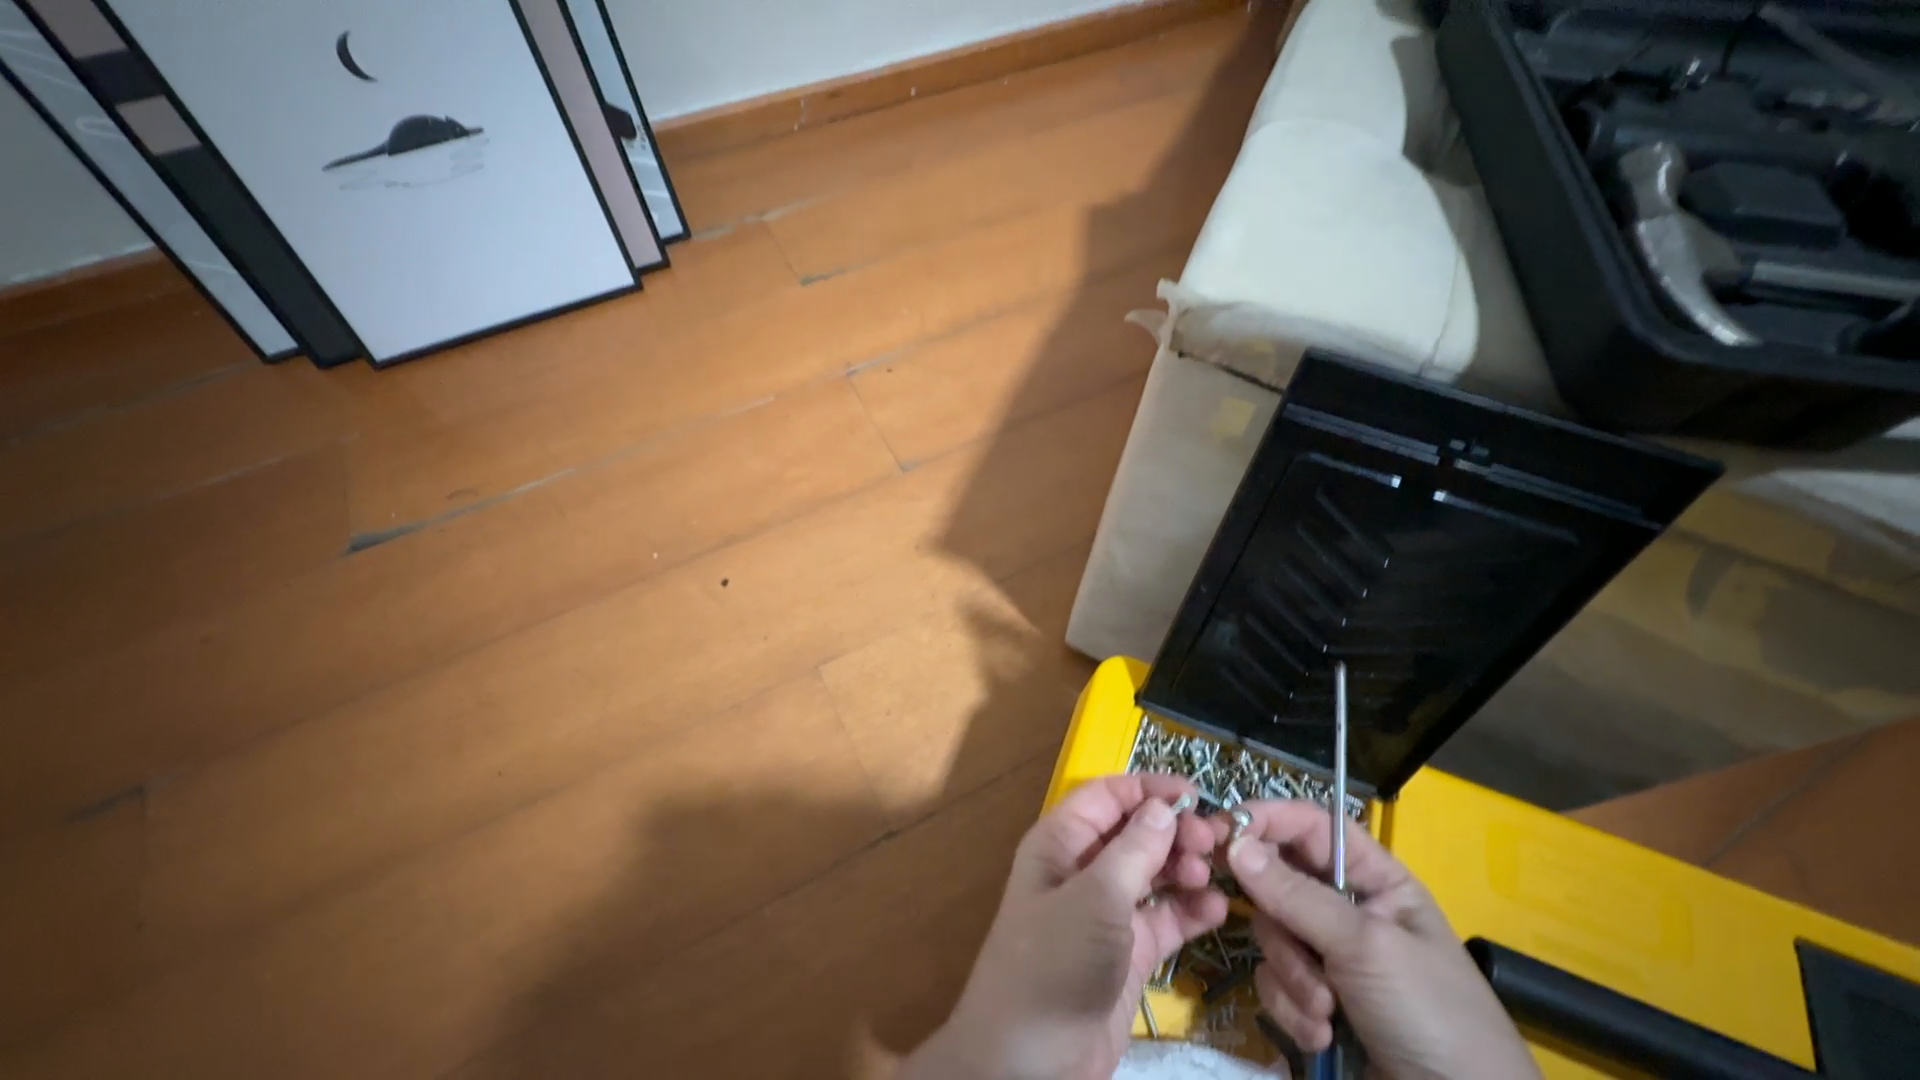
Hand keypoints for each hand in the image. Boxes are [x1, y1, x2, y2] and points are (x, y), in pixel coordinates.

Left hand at [902, 774, 1228, 1079]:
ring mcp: (1108, 912)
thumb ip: (1133, 850)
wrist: (1032, 1057)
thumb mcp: (1094, 898)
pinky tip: (1216, 910)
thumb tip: (1163, 807)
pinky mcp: (1129, 951)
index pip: (1107, 796)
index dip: (1148, 789)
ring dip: (1185, 868)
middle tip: (1212, 842)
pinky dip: (1190, 910)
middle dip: (1174, 830)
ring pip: (1154, 873)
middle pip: (1135, 832)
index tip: (1196, 795)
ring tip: (1210, 876)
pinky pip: (1165, 918)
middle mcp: (1084, 870)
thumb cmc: (1054, 961)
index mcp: (1061, 842)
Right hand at [1225, 800, 1539, 1079]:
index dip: (1270, 819)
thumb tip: (1235, 844)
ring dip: (1293, 977)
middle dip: (1281, 922)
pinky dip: (1292, 1009)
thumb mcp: (1366, 946)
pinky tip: (1323, 1034)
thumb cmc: (1430, 1013)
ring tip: (1327, 1010)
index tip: (1224, 827)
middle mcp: (1347, 911)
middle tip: (1289, 940)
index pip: (1313, 827)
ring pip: (1271, 937)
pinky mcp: (1311, 1000)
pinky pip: (1272, 982)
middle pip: (1279, 883)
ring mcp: (1328, 957)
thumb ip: (1296, 895)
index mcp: (1375, 881)